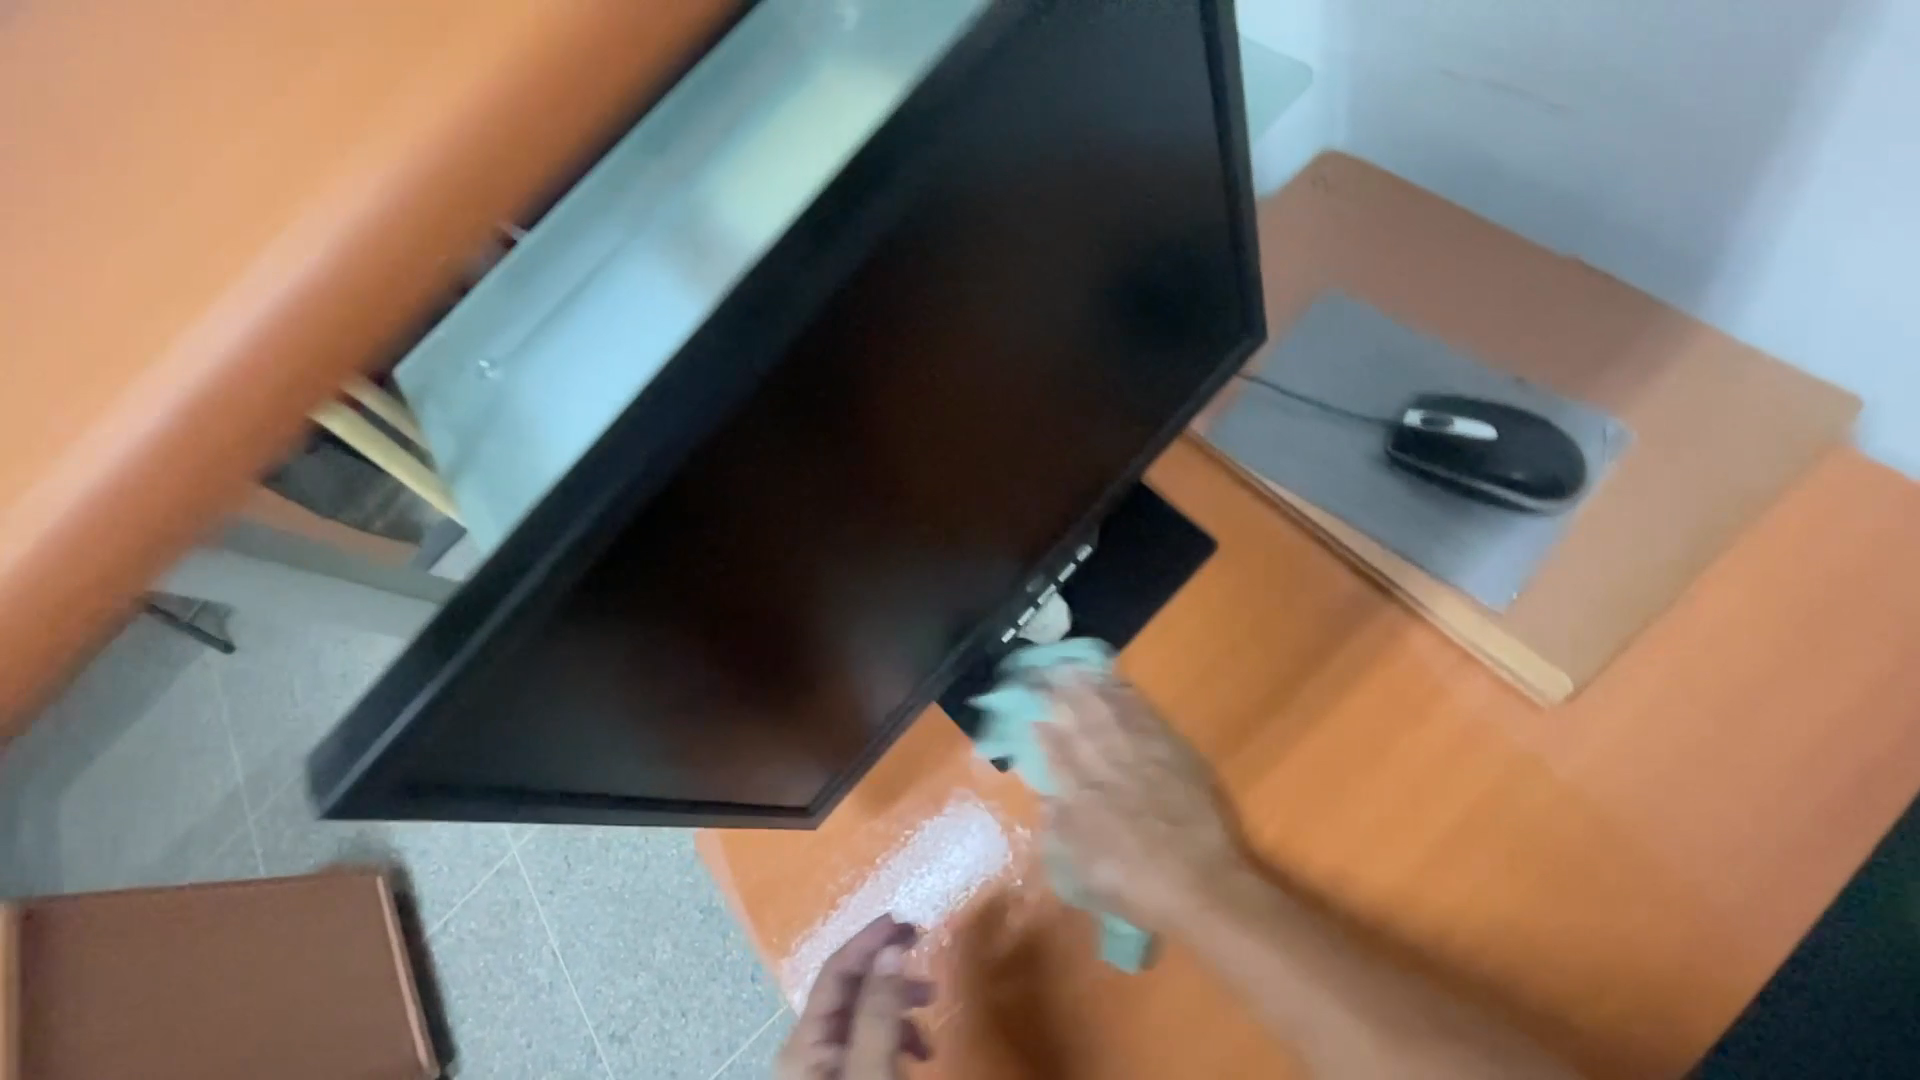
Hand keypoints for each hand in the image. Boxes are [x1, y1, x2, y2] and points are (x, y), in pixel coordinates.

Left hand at [775, 915, 935, 1078]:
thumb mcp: (871, 1067)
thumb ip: (878, 1013)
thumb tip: (890, 949)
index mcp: (803, 1040)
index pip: (836, 970)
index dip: (868, 939)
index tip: (903, 919)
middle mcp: (809, 1046)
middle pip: (852, 989)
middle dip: (891, 970)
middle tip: (925, 952)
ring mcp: (825, 1065)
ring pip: (866, 1015)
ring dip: (901, 1006)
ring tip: (932, 1007)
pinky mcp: (844, 1076)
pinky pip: (870, 1043)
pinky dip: (897, 1038)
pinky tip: (920, 1052)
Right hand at [1036, 676, 1253, 931]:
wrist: (1202, 888)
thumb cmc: (1138, 889)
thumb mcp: (1084, 873)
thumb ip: (1062, 831)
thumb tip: (1047, 798)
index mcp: (1083, 799)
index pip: (1057, 754)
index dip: (1043, 730)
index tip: (1031, 712)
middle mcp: (1109, 771)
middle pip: (1082, 725)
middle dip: (1063, 698)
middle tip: (1048, 674)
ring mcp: (1143, 759)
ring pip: (1112, 715)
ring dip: (1092, 691)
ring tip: (1076, 671)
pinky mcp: (1175, 756)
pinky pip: (1147, 719)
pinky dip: (1131, 700)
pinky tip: (1120, 687)